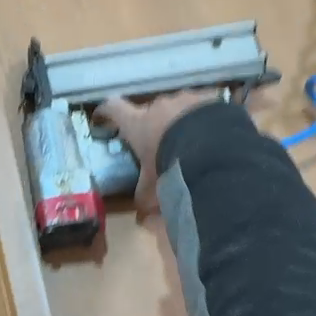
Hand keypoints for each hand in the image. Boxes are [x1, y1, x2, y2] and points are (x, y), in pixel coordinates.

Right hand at [93, 91, 221, 212]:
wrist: (213, 148)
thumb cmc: (170, 165)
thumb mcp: (152, 189)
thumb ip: (144, 197)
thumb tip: (141, 218)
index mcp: (137, 123)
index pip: (112, 108)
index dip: (106, 111)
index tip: (103, 116)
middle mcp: (158, 105)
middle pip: (149, 111)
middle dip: (153, 125)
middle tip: (160, 144)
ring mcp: (185, 98)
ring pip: (177, 108)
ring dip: (180, 121)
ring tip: (192, 142)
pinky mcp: (210, 98)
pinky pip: (203, 107)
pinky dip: (204, 119)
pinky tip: (212, 135)